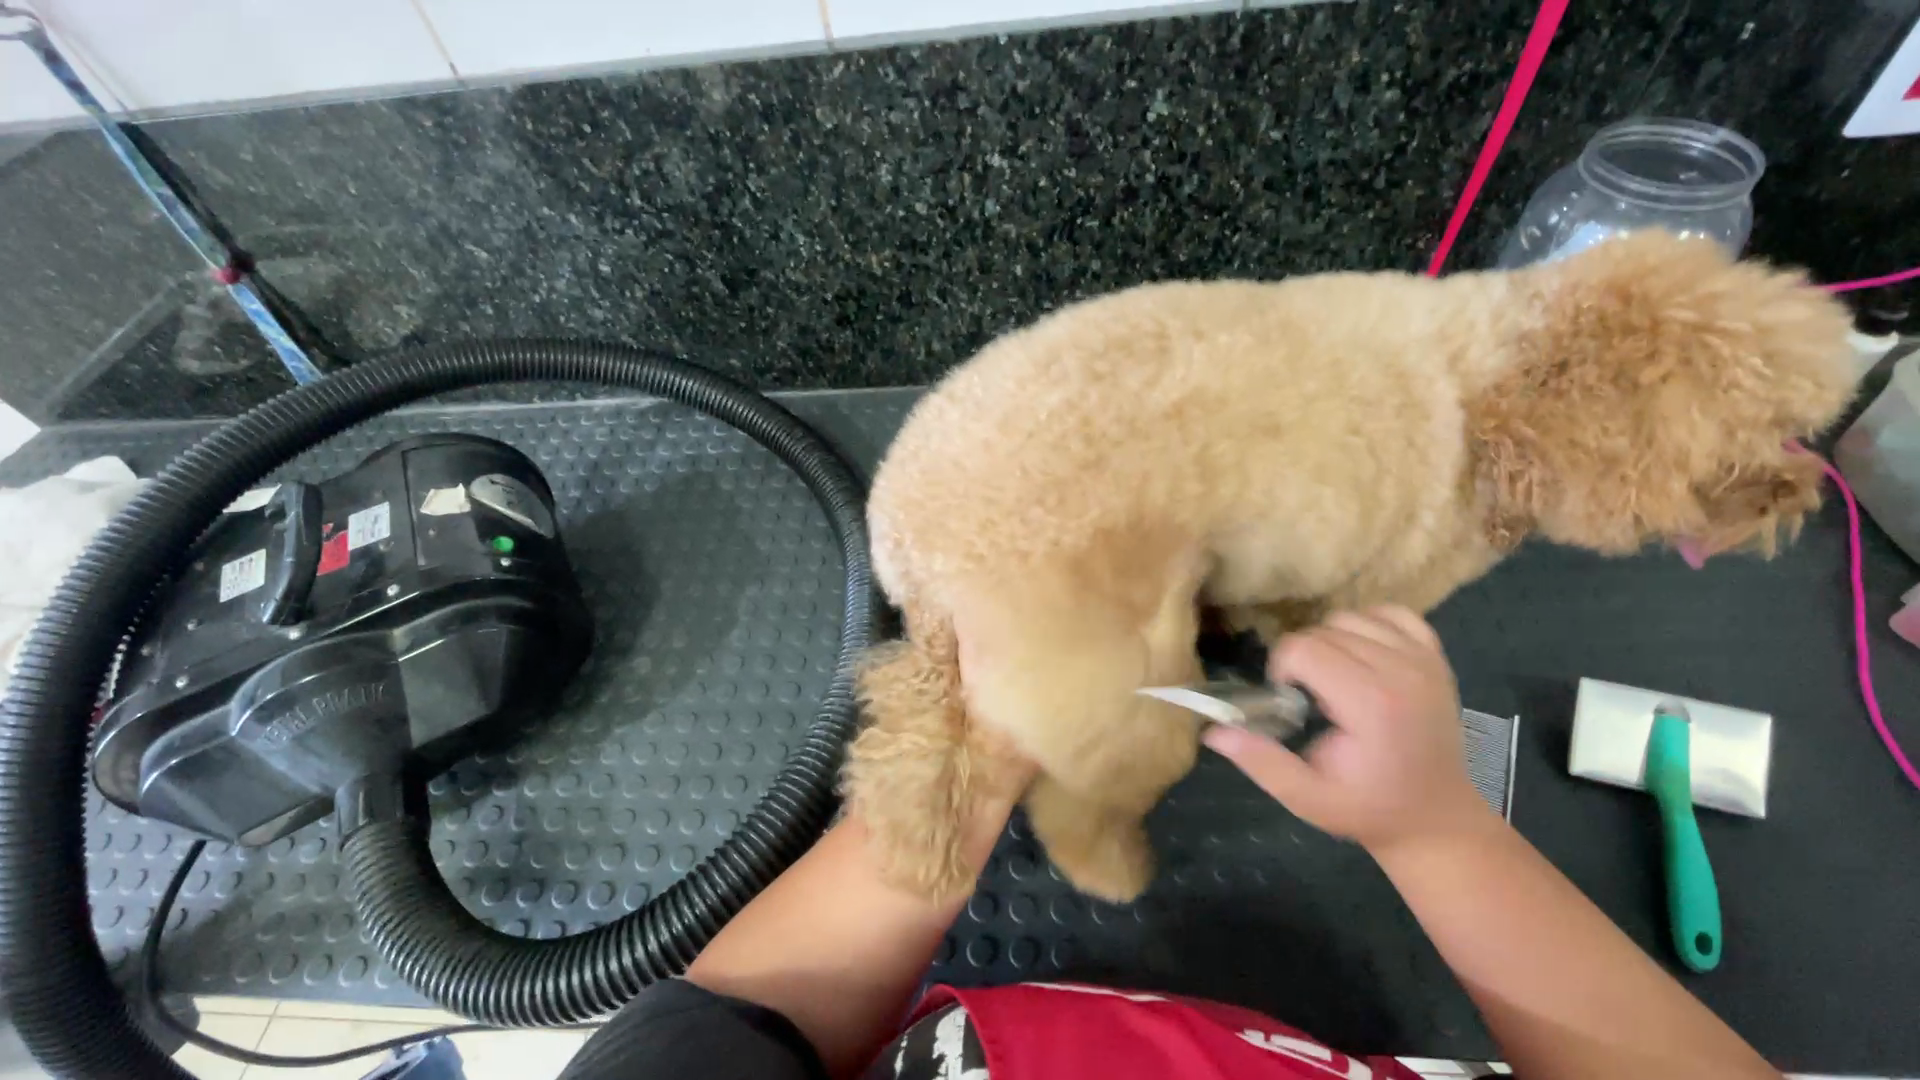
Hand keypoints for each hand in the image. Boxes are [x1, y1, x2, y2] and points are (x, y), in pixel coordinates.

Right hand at [1202, 606, 1493, 854]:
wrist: (1437, 818)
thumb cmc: (1368, 808)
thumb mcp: (1307, 797)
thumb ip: (1261, 761)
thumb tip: (1213, 732)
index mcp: (1369, 703)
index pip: (1303, 648)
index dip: (1281, 670)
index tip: (1290, 703)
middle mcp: (1400, 671)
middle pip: (1322, 630)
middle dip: (1302, 658)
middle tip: (1309, 699)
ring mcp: (1423, 661)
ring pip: (1351, 617)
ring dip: (1331, 641)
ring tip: (1334, 679)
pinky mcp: (1436, 658)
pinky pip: (1393, 614)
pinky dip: (1369, 625)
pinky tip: (1362, 655)